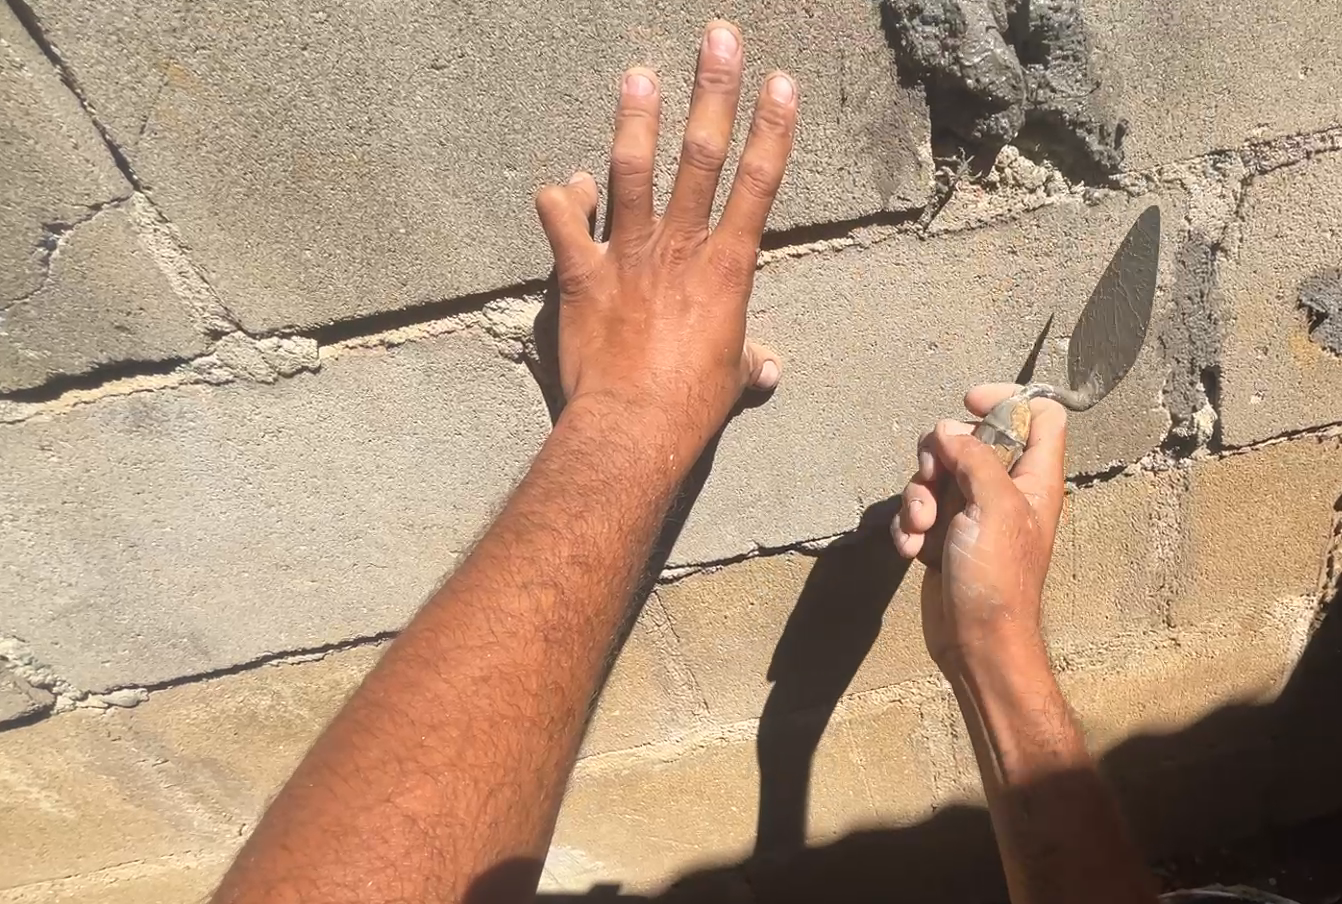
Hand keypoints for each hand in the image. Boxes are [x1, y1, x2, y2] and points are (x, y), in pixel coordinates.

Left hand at [532, 21, 795, 456]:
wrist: (635, 427)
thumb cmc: (693, 406)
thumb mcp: (732, 380)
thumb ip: (750, 362)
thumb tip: (769, 369)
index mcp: (726, 270)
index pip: (759, 186)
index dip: (773, 131)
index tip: (781, 84)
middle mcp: (680, 248)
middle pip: (702, 155)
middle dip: (714, 90)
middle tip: (719, 35)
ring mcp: (628, 255)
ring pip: (631, 170)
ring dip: (635, 118)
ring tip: (638, 73)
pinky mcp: (581, 273)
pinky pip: (562, 219)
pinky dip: (560, 198)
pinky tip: (564, 187)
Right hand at [890, 383, 1067, 671]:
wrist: (976, 642)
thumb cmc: (997, 578)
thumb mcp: (994, 507)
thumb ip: (974, 457)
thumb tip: (947, 428)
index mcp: (1034, 477)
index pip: (1041, 415)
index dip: (1008, 400)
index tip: (969, 402)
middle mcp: (1005, 489)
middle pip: (969, 439)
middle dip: (939, 455)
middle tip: (933, 478)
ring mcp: (972, 513)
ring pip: (935, 475)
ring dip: (918, 497)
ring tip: (922, 528)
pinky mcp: (945, 536)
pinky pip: (919, 510)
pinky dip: (910, 526)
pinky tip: (912, 550)